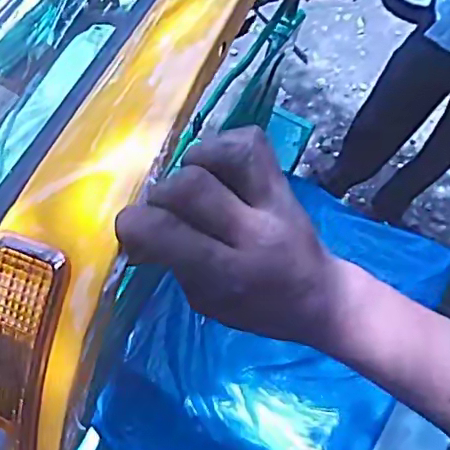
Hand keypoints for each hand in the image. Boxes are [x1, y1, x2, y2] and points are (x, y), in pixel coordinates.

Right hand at [116, 128, 350, 350]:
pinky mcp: (284, 179)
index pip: (171, 235)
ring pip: (223, 154)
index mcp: (231, 274)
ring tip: (191, 184)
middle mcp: (254, 232)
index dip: (135, 224)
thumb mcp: (205, 302)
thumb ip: (173, 264)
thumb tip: (139, 230)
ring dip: (192, 164)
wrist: (320, 296)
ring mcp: (274, 199)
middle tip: (163, 210)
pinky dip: (220, 146)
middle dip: (161, 194)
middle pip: (191, 186)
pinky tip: (214, 167)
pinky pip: (249, 141)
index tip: (129, 229)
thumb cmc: (255, 308)